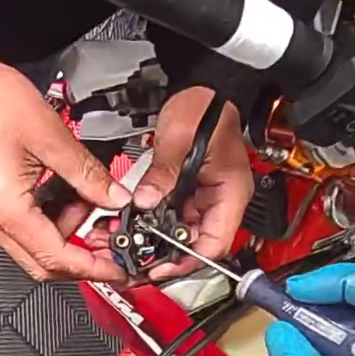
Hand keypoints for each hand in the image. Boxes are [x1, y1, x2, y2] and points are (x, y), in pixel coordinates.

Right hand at [0, 57, 132, 282]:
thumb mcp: (51, 136)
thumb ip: (87, 174)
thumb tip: (114, 197)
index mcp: (7, 209)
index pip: (57, 258)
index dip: (93, 268)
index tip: (118, 269)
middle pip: (45, 265)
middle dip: (83, 258)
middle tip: (112, 241)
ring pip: (37, 249)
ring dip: (69, 234)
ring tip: (89, 200)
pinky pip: (26, 230)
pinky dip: (53, 222)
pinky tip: (68, 196)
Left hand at [128, 87, 252, 279]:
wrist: (206, 87)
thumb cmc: (207, 105)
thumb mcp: (180, 137)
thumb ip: (162, 173)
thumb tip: (146, 202)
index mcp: (231, 194)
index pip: (213, 246)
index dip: (186, 262)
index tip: (159, 268)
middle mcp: (219, 202)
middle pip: (192, 247)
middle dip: (161, 257)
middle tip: (132, 263)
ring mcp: (203, 200)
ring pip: (177, 237)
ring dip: (151, 243)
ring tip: (123, 247)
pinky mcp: (187, 195)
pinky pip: (168, 220)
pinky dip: (149, 226)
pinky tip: (129, 229)